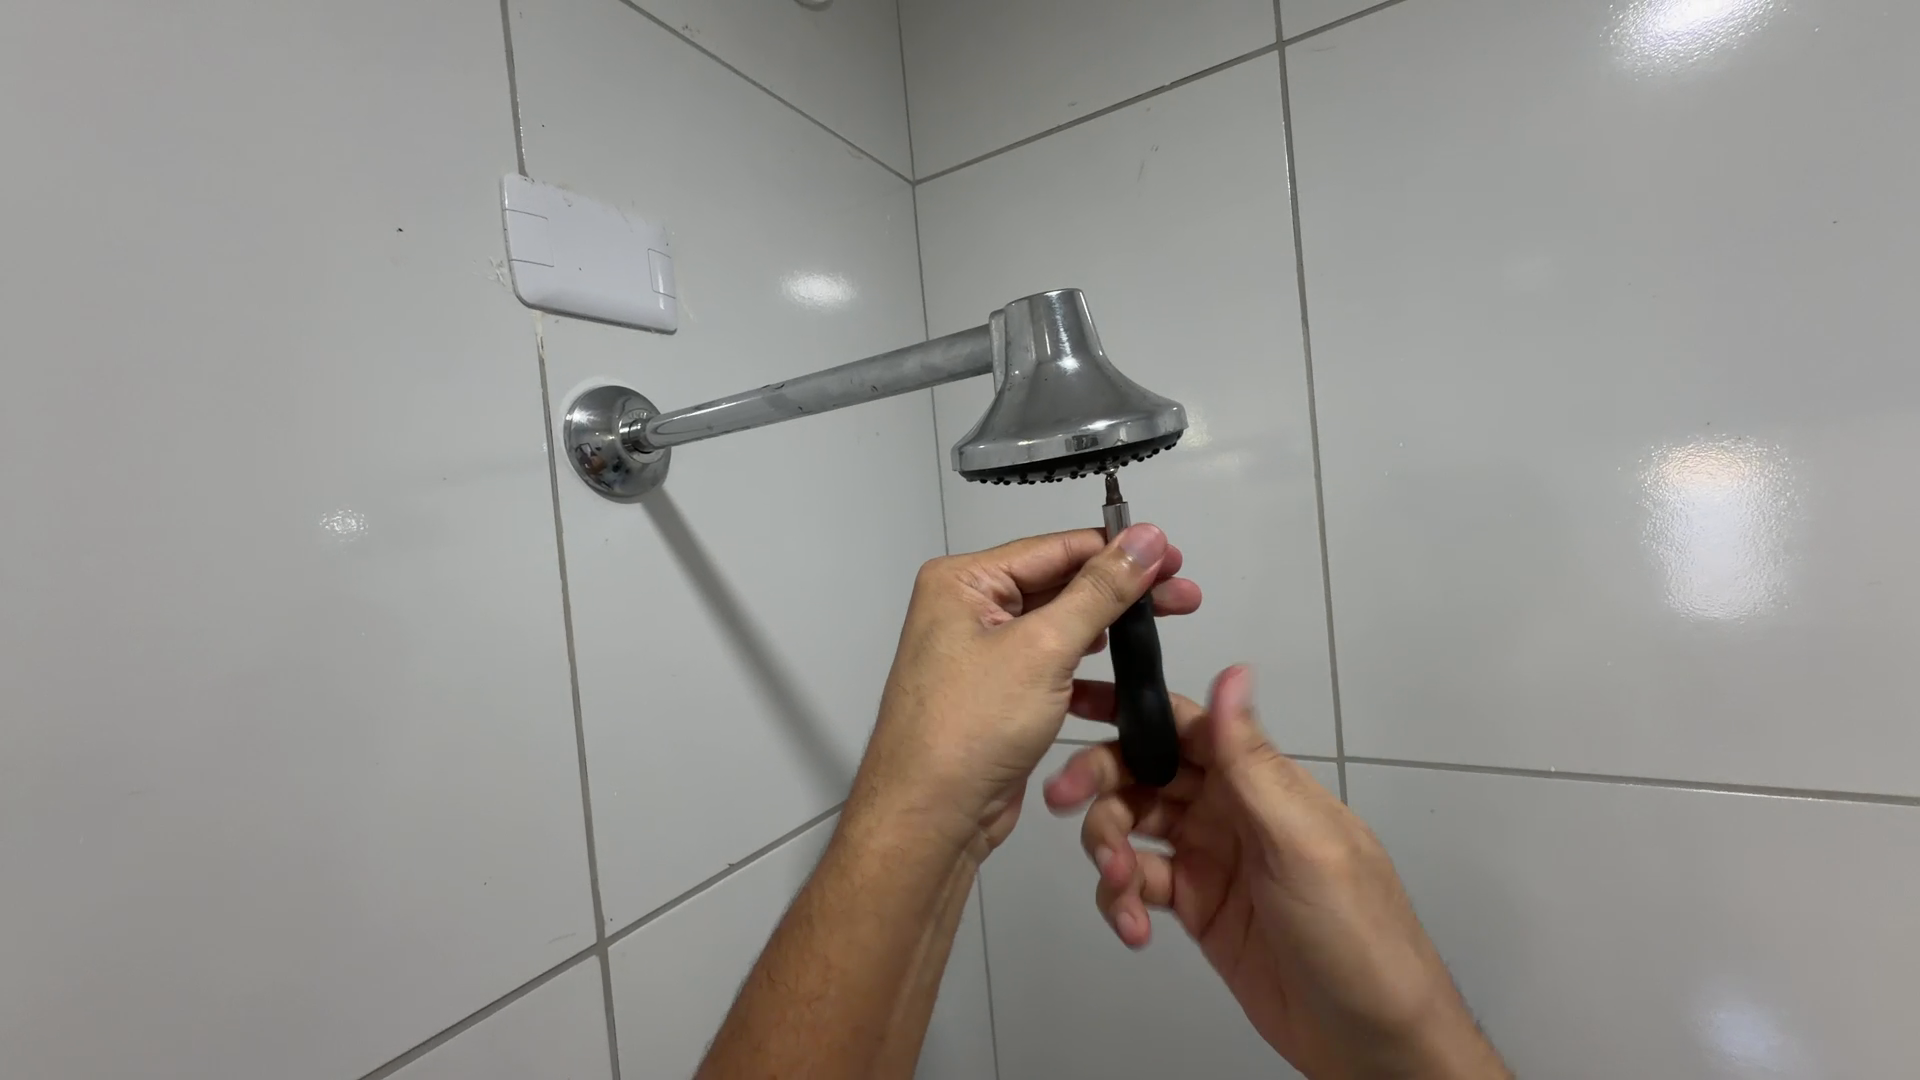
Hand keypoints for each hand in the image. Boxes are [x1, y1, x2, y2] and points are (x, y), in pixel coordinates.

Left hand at [846, 526, 1201, 863]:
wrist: (930, 818)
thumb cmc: (968, 728)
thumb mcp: (1043, 648)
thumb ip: (1100, 591)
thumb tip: (1145, 539)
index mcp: (963, 582)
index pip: (1054, 549)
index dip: (1117, 550)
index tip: (1171, 554)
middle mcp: (969, 609)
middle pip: (1061, 584)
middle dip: (1123, 590)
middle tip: (1182, 594)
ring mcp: (984, 652)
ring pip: (1061, 626)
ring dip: (1112, 628)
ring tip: (1168, 623)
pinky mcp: (1001, 691)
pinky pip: (1054, 665)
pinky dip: (1089, 670)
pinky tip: (1128, 674)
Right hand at [1044, 667, 1510, 1079]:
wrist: (1374, 1047)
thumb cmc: (1353, 933)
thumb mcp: (1302, 842)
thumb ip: (1253, 761)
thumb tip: (1234, 670)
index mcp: (1254, 779)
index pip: (1180, 723)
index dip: (1126, 706)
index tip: (1074, 701)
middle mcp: (1223, 806)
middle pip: (1140, 771)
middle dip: (1097, 780)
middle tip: (1060, 800)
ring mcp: (1204, 855)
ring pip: (1129, 824)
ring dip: (1107, 847)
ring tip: (1120, 887)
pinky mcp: (1191, 904)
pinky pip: (1135, 883)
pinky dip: (1121, 900)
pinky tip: (1135, 928)